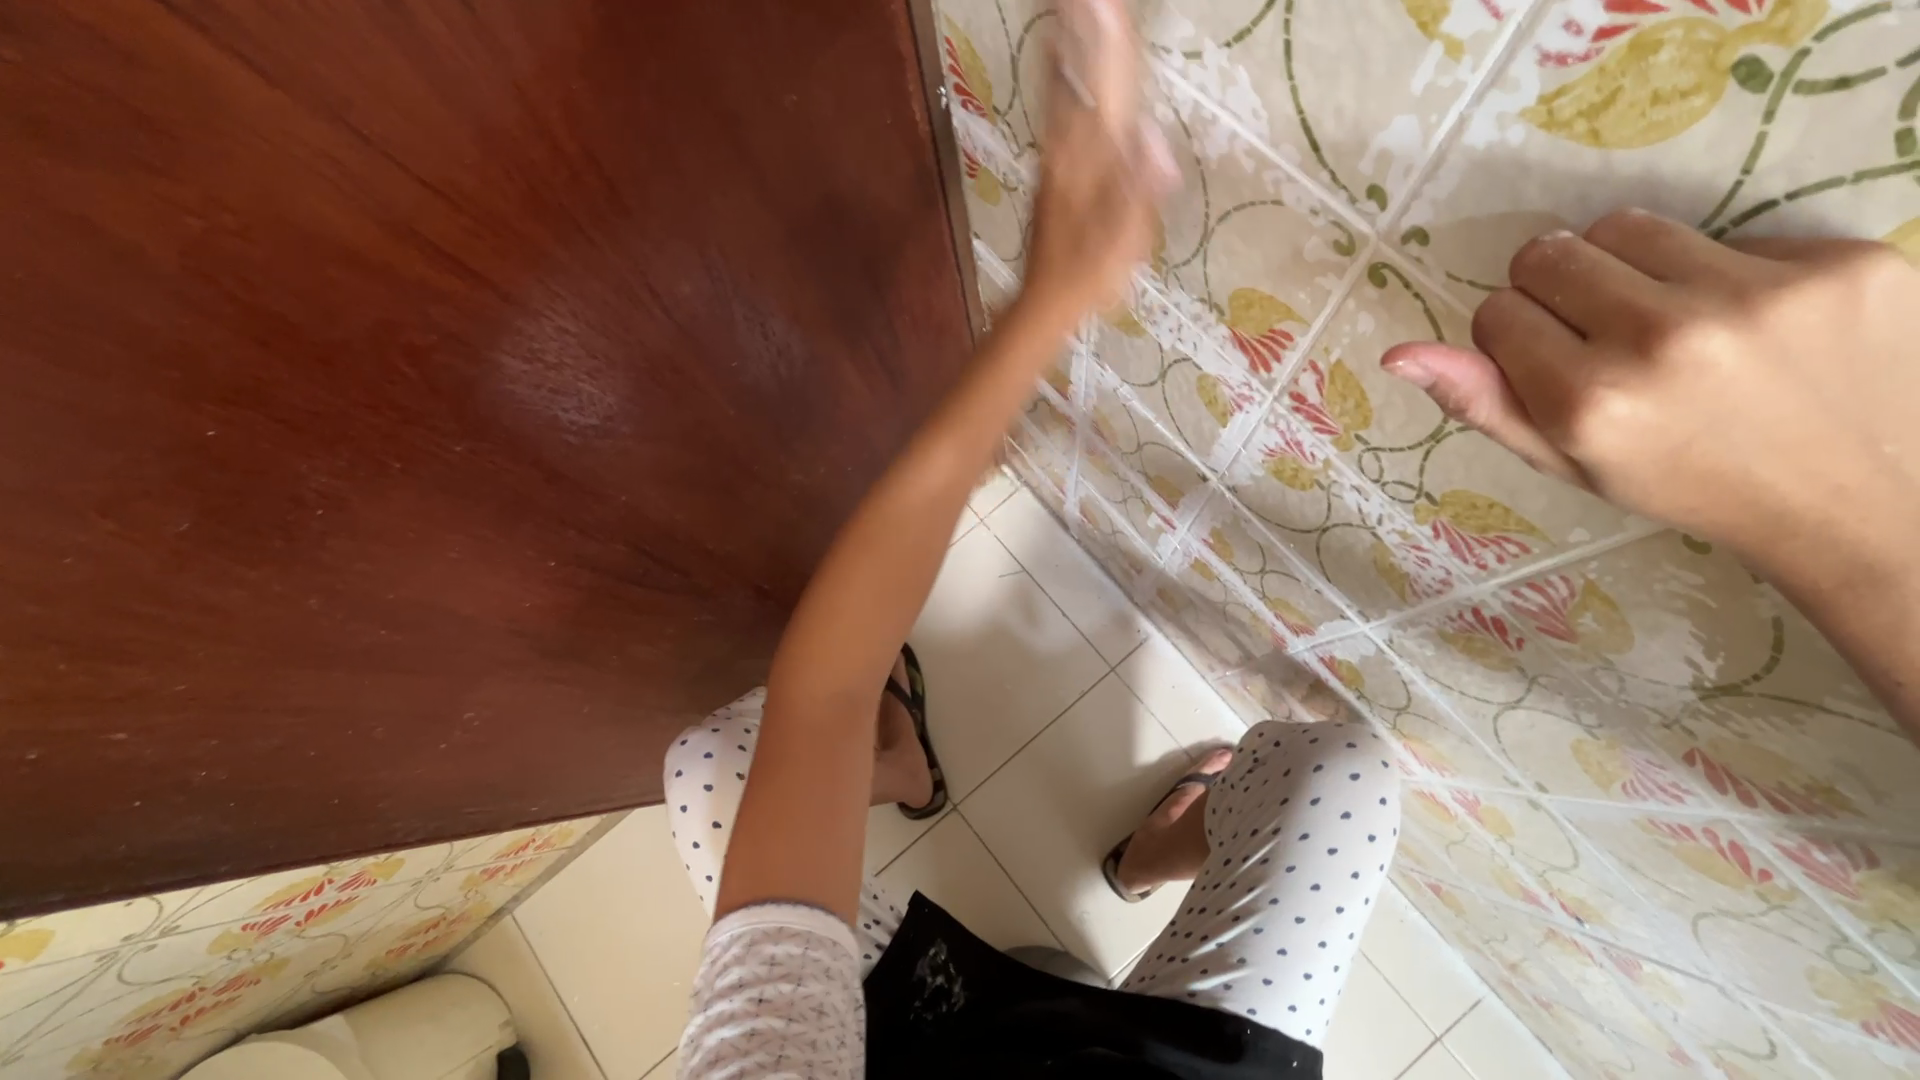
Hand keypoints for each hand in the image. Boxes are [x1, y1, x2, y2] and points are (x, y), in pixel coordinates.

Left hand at [1017, 0, 1176, 324]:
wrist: (1044, 303)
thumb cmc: (1089, 279)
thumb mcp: (1121, 245)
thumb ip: (1137, 192)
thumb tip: (1152, 136)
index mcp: (1091, 166)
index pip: (1106, 94)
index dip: (1110, 46)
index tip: (1107, 1)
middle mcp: (1068, 154)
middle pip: (1078, 82)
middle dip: (1084, 33)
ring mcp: (1055, 162)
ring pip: (1061, 94)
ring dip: (1065, 48)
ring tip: (1065, 7)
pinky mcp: (1049, 173)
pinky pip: (1053, 114)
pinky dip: (1055, 80)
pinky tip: (1053, 62)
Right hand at [1381, 210, 1919, 572]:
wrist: (1864, 498)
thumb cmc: (1684, 485)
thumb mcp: (1567, 463)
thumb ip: (1482, 403)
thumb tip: (1399, 354)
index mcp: (1589, 401)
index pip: (1496, 313)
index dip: (1510, 336)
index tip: (1546, 362)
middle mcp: (1664, 339)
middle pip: (1550, 254)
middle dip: (1555, 289)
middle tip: (1596, 333)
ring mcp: (1760, 293)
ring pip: (1627, 227)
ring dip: (1624, 266)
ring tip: (1663, 317)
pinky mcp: (1838, 261)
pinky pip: (1727, 233)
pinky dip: (1720, 271)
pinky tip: (1750, 321)